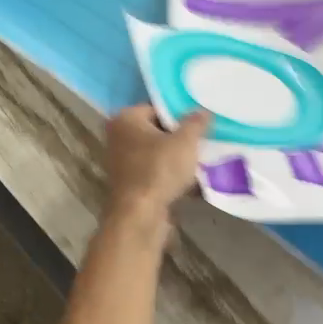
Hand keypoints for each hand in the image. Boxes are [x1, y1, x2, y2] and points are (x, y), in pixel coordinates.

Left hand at [103, 106, 209, 221]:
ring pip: (158, 156)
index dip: (180, 115)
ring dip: (179, 161)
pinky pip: (156, 175)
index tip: (200, 124)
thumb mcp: (185, 142)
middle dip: (180, 139)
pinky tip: (193, 185)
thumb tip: (203, 110)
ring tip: (202, 163)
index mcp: (125, 119)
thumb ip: (196, 123)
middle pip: (157, 132)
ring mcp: (123, 165)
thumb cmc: (159, 170)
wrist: (141, 216)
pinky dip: (172, 179)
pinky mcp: (131, 187)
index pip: (157, 108)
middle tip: (203, 143)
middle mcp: (118, 138)